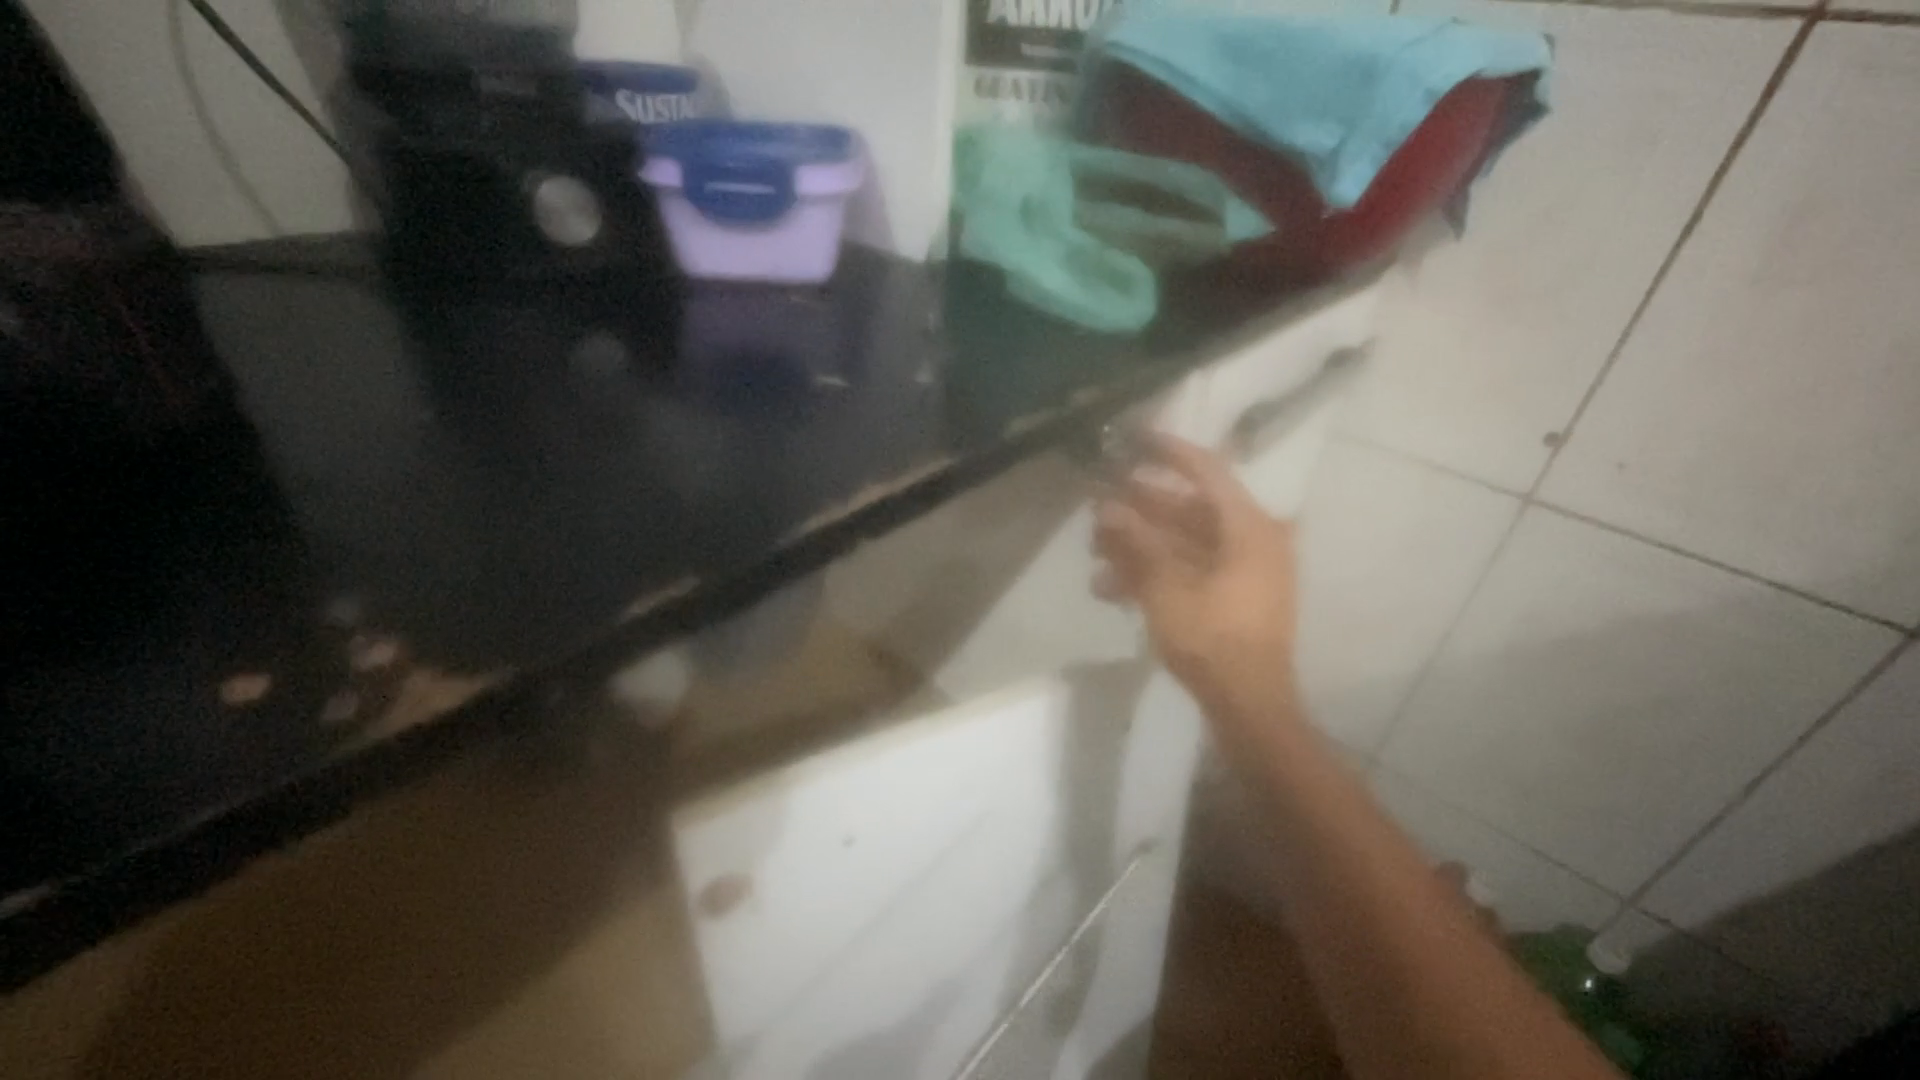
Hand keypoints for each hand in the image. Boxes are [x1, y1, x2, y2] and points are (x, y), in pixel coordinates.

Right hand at [1093, 433, 1301, 727]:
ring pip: (1183, 543)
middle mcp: (1252, 540)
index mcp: (1248, 526)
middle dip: (1138, 508)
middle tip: (1095, 503)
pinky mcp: (1232, 599)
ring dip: (1138, 545)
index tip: (1130, 439)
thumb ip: (1136, 541)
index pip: (1205, 470)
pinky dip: (1153, 573)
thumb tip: (1107, 506)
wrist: (1249, 705)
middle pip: (1188, 509)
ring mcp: (1244, 571)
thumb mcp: (1166, 587)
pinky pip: (1189, 571)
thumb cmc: (1213, 639)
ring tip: (1094, 553)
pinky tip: (1110, 589)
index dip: (1166, 451)